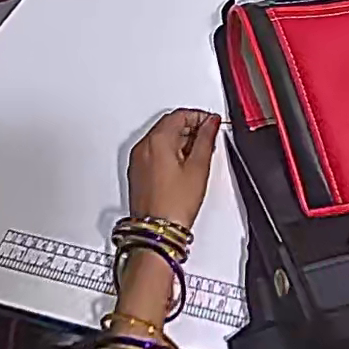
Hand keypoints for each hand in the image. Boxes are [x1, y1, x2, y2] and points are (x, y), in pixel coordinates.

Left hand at [127, 109, 220, 227]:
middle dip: (190, 127)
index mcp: (156, 141)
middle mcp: (143, 148)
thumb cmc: (174, 205)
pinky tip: (183, 166)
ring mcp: (138, 161)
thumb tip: (211, 123)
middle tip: (208, 137)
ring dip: (180, 140)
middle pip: (169, 125)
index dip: (199, 116)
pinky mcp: (137, 173)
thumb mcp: (198, 166)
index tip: (211, 123)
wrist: (157, 233)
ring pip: (161, 138)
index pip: (180, 115)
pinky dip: (169, 152)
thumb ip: (206, 138)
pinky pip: (154, 152)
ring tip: (198, 155)